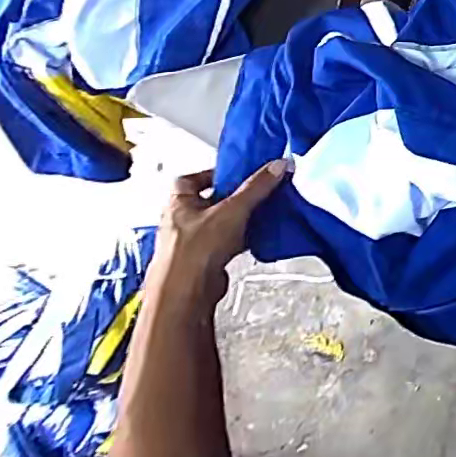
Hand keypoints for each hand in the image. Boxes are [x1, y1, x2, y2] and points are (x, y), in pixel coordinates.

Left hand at [146, 160, 287, 311]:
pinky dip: (244, 234)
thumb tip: (278, 164)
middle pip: (210, 198)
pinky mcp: (205, 256)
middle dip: (235, 194)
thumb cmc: (196, 249)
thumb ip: (257, 186)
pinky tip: (259, 233)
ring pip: (221, 219)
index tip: (238, 172)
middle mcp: (181, 220)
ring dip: (241, 215)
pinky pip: (228, 238)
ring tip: (263, 210)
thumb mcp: (234, 210)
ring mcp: (192, 239)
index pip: (189, 179)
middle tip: (258, 189)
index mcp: (177, 204)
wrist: (187, 292)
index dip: (213, 173)